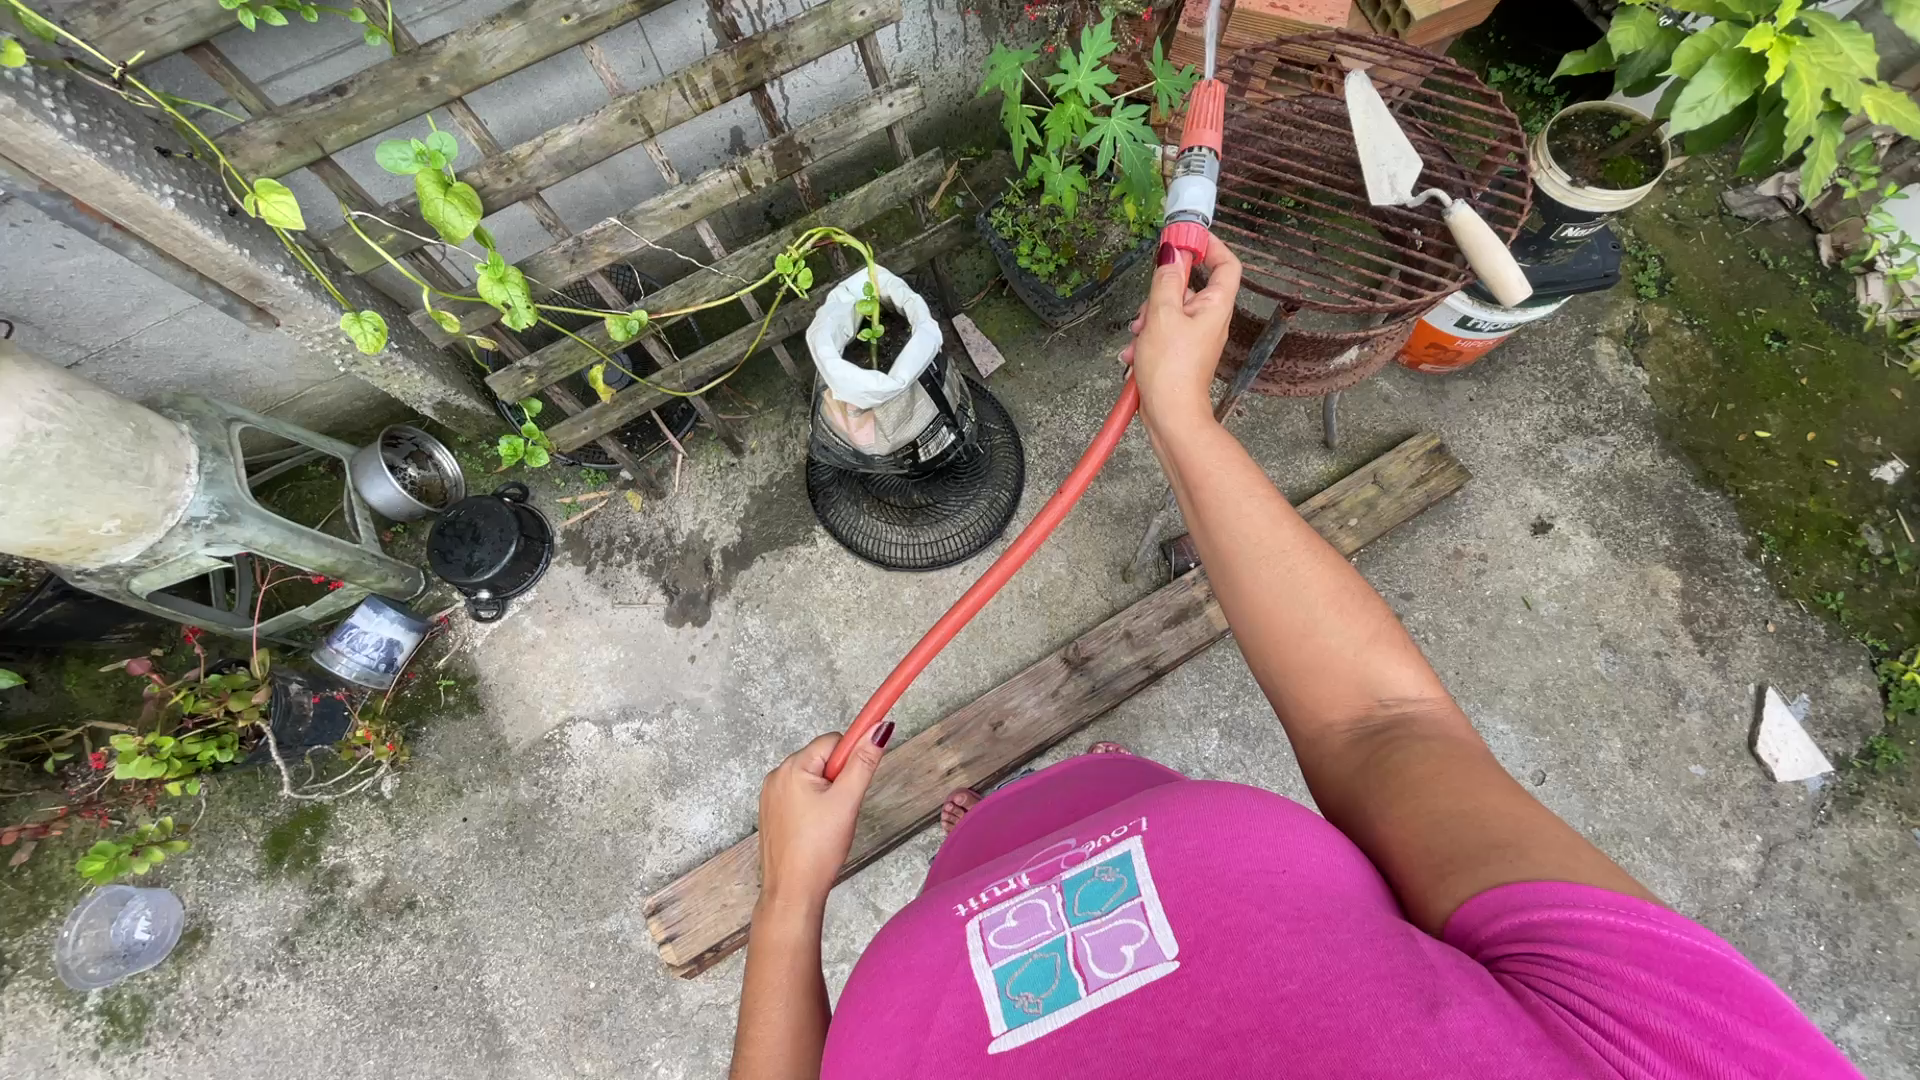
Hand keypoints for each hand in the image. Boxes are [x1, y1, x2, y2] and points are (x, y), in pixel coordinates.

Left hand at [756, 726, 889, 911]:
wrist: (792, 893)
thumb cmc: (816, 851)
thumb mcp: (848, 800)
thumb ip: (864, 761)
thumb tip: (878, 729)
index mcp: (792, 768)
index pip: (833, 741)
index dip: (851, 758)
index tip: (862, 772)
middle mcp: (777, 776)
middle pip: (823, 758)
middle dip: (839, 778)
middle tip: (842, 807)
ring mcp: (772, 795)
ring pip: (813, 777)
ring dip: (828, 792)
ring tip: (829, 821)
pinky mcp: (772, 812)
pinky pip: (801, 794)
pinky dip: (814, 804)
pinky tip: (817, 827)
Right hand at [1120, 237, 1241, 431]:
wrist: (1170, 416)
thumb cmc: (1171, 369)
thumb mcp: (1162, 316)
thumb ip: (1166, 279)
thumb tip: (1172, 251)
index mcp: (1215, 306)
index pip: (1226, 264)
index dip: (1210, 246)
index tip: (1186, 238)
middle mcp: (1209, 321)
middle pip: (1187, 289)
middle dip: (1160, 294)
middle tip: (1145, 310)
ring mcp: (1194, 340)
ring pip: (1169, 314)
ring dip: (1146, 322)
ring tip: (1136, 340)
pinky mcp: (1179, 356)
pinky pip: (1161, 336)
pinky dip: (1145, 342)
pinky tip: (1132, 356)